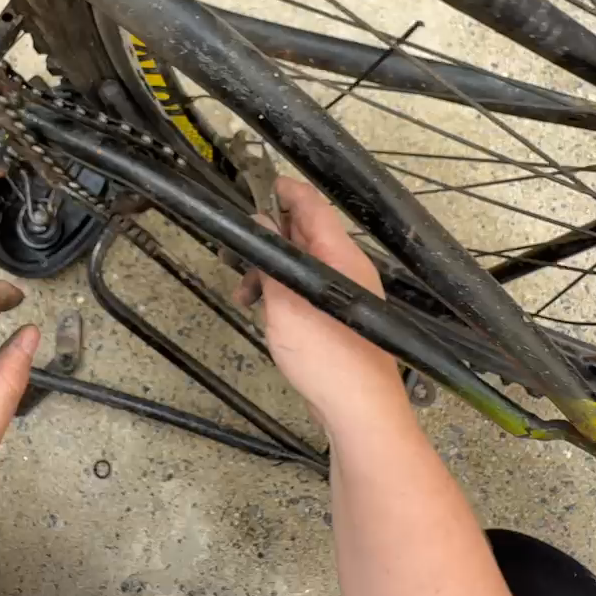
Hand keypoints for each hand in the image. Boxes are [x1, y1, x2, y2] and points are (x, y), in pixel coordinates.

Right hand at [239, 178, 410, 436]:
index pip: (311, 204)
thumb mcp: (285, 300)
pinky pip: (305, 288)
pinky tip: (260, 309)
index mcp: (338, 253)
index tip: (253, 184)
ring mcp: (343, 292)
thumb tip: (259, 222)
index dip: (282, 189)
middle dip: (267, 235)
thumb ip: (270, 259)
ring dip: (269, 268)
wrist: (360, 410)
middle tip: (235, 246)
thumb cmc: (326, 353)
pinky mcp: (337, 317)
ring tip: (242, 290)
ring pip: (300, 263)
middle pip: (303, 232)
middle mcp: (345, 266)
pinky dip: (281, 291)